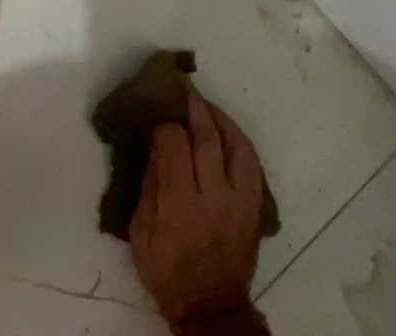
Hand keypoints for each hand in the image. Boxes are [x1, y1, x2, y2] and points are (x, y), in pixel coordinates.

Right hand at [130, 90, 267, 329]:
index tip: (156, 120)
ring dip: (220, 120)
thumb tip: (155, 148)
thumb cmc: (166, 271)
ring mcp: (240, 200)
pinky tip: (226, 131)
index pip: (175, 145)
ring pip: (237, 147)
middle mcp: (214, 196)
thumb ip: (149, 187)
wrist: (211, 306)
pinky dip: (239, 141)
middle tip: (183, 89)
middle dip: (194, 109)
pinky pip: (251, 164)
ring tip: (205, 105)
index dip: (164, 127)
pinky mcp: (254, 207)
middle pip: (207, 139)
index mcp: (180, 203)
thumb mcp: (141, 232)